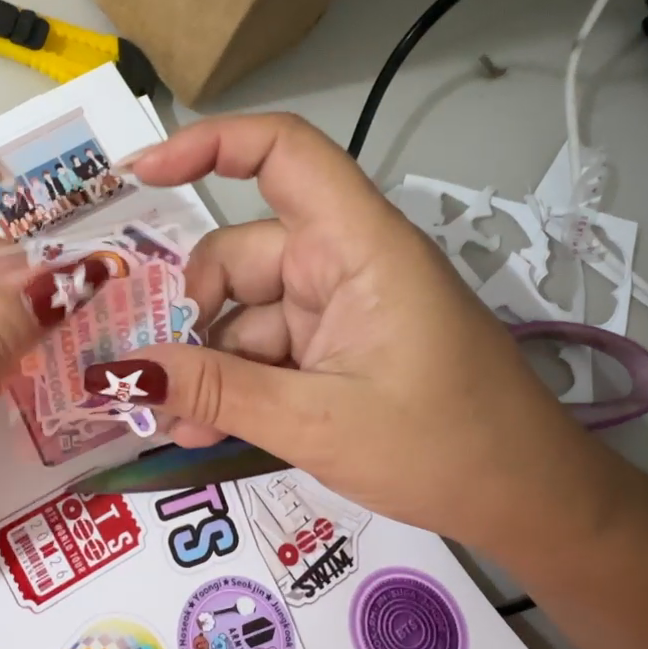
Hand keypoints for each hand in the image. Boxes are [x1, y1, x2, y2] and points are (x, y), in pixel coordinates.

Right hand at [104, 115, 626, 555]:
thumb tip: (118, 375)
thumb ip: (213, 392)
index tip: (139, 176)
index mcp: (357, 247)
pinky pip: (261, 348)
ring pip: (240, 311)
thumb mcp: (314, 422)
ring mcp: (337, 305)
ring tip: (177, 423)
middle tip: (152, 376)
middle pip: (238, 255)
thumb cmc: (445, 448)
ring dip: (204, 363)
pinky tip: (203, 428)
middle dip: (189, 314)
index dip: (208, 144)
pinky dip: (230, 383)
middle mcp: (342, 261)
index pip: (283, 152)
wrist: (529, 504)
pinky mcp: (334, 345)